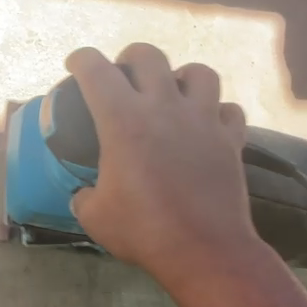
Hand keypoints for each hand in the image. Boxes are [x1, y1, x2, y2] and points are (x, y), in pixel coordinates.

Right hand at [67, 44, 261, 284]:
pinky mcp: (231, 140)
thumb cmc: (142, 231)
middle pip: (149, 56)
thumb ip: (84, 195)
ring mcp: (203, 120)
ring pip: (199, 72)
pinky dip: (216, 112)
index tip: (75, 63)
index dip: (81, 59)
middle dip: (131, 57)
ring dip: (181, 76)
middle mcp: (164, 107)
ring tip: (173, 93)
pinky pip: (228, 110)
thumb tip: (84, 193)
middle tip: (124, 73)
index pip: (96, 70)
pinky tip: (207, 125)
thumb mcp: (93, 216)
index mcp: (123, 120)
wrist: (203, 250)